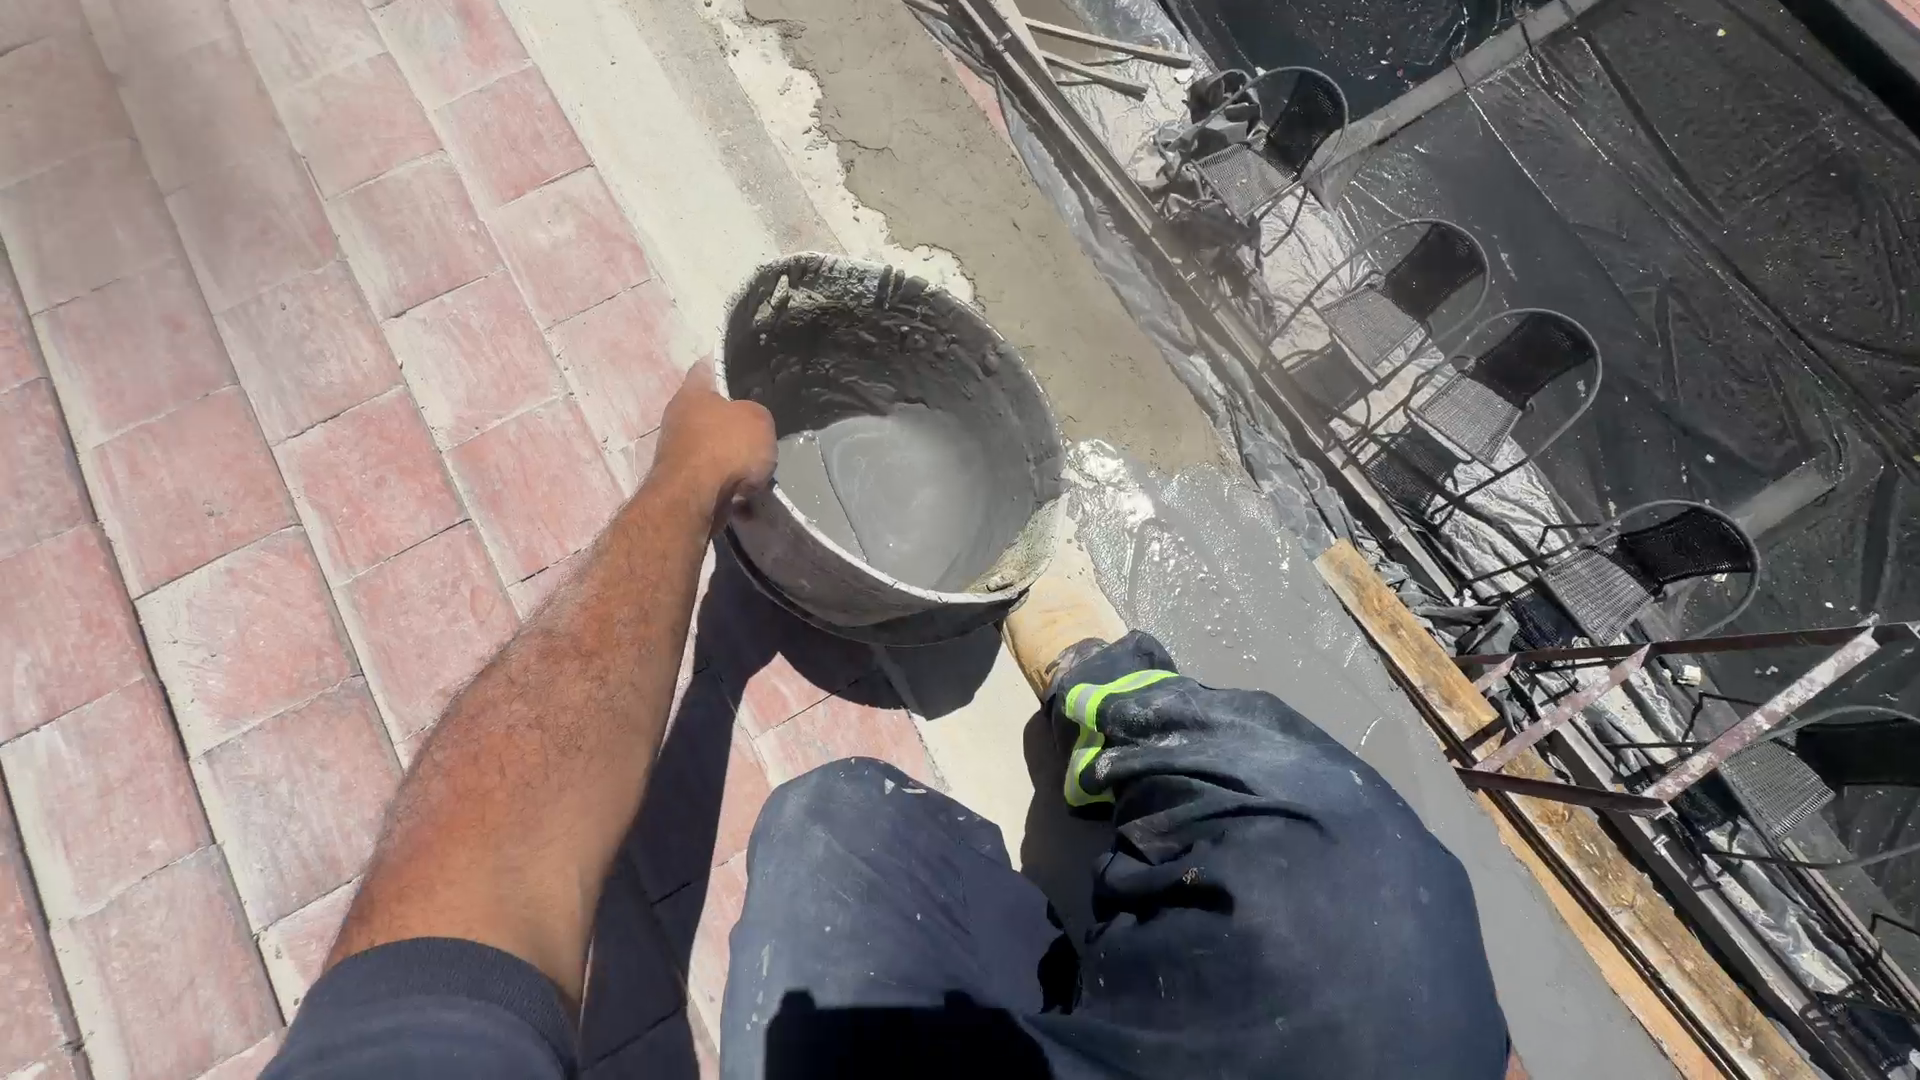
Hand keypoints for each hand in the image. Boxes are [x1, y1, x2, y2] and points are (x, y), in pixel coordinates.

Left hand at [653, 360, 775, 526]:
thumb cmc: (726, 448)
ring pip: (713, 448)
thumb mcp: (760, 420)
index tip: (744, 376)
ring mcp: (676, 452)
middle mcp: (678, 418)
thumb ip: (756, 415)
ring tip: (759, 469)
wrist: (695, 499)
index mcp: (692, 393)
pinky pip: (713, 478)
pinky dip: (728, 485)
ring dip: (733, 458)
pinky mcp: (681, 482)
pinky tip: (746, 493)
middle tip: (760, 430)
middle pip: (710, 413)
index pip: (705, 368)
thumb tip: (749, 427)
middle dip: (734, 424)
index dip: (724, 369)